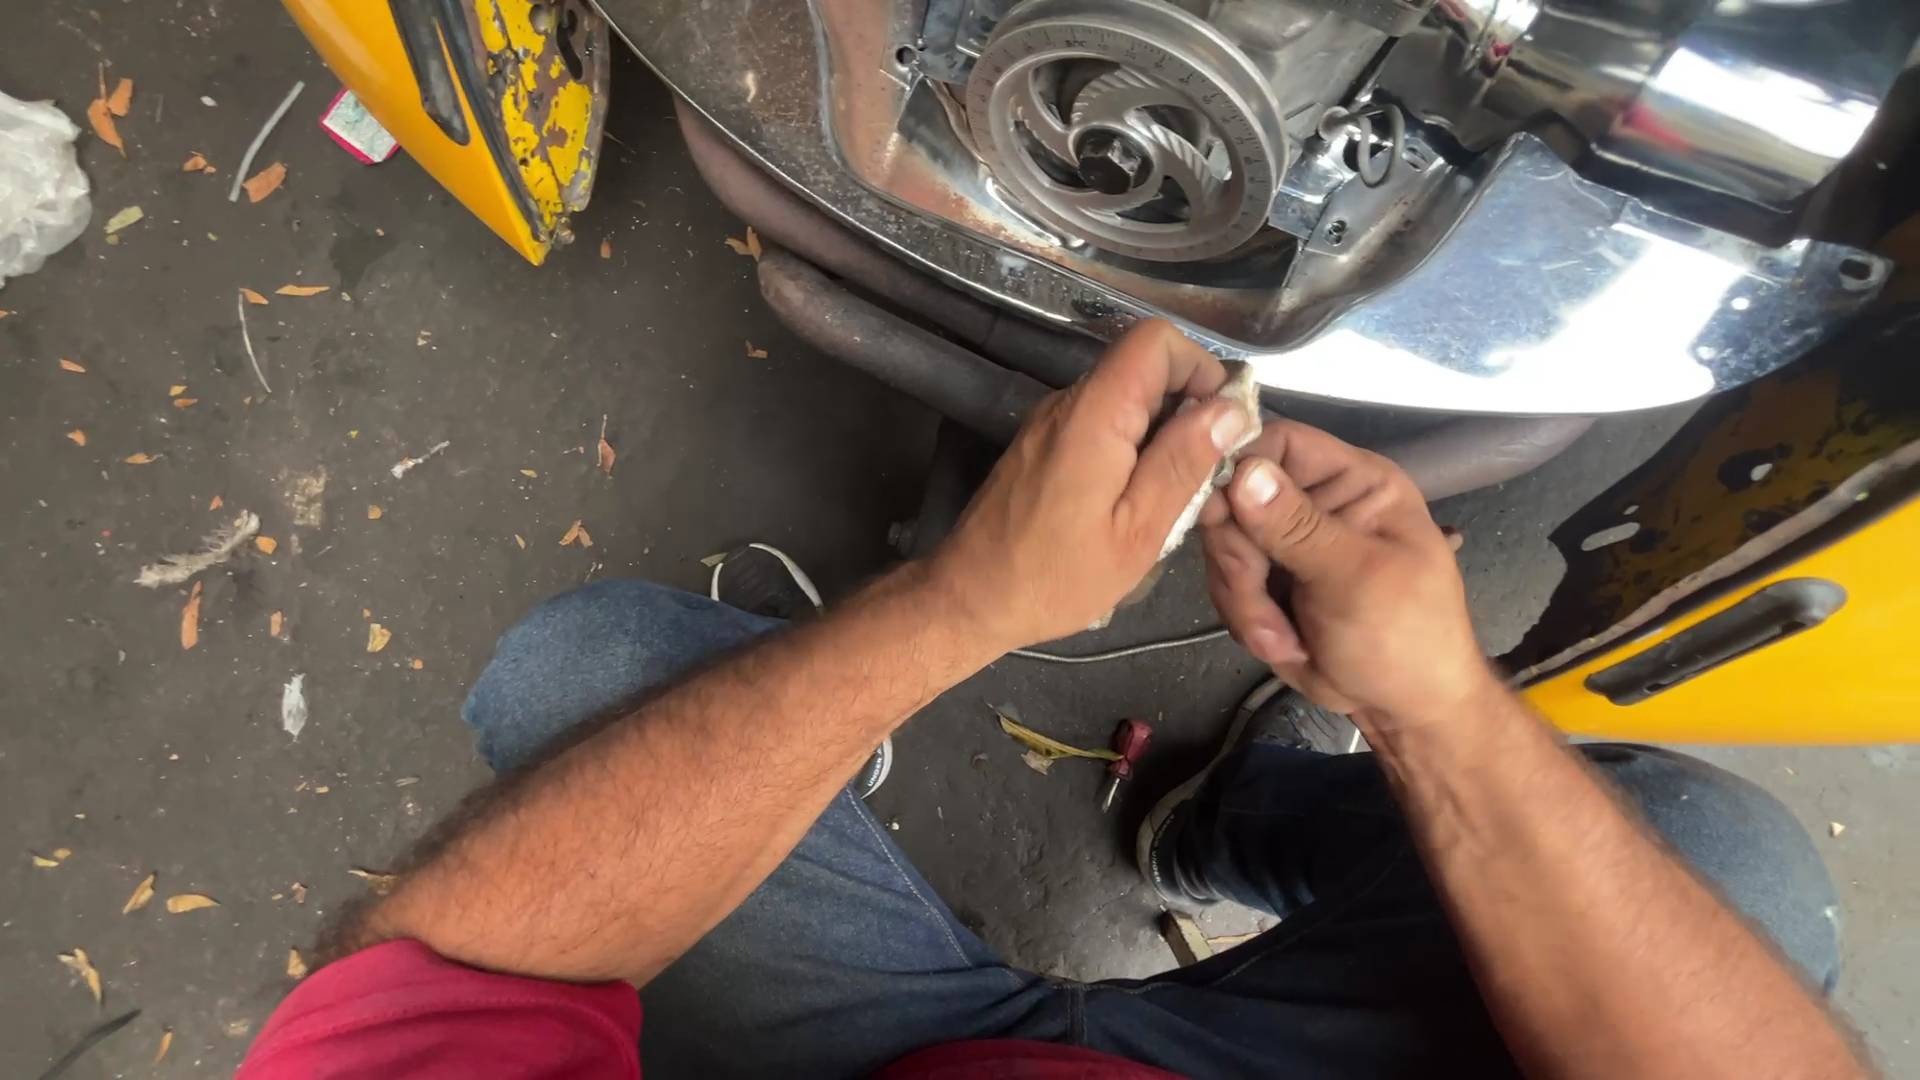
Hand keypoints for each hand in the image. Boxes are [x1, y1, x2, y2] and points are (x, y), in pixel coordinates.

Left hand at [929, 320, 1252, 651]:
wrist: (971, 597)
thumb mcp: (1137, 531)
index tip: (1220, 422)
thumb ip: (1182, 462)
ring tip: (1169, 495)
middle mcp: (1065, 404)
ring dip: (1158, 434)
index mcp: (1093, 416)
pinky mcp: (1038, 446)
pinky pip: (1096, 425)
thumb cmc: (1055, 577)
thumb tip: (1229, 409)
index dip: (1199, 367)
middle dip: (1185, 408)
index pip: (1155, 340)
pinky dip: (1127, 448)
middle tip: (1204, 472)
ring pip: (1122, 399)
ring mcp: (1047, 424)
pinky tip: (1132, 500)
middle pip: (1140, 368)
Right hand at [1200, 420, 1496, 724]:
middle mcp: (1310, 503)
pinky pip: (1223, 584)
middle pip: (1233, 499)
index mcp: (1350, 483)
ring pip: (1221, 547)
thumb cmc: (1405, 637)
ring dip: (1243, 598)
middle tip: (1258, 595)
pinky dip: (1244, 617)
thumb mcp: (1356, 579)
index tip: (1216, 510)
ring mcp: (1282, 543)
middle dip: (1239, 558)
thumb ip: (1297, 526)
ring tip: (1284, 637)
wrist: (1400, 709)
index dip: (1239, 467)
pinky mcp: (1262, 579)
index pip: (1277, 443)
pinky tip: (1282, 641)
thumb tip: (1243, 471)